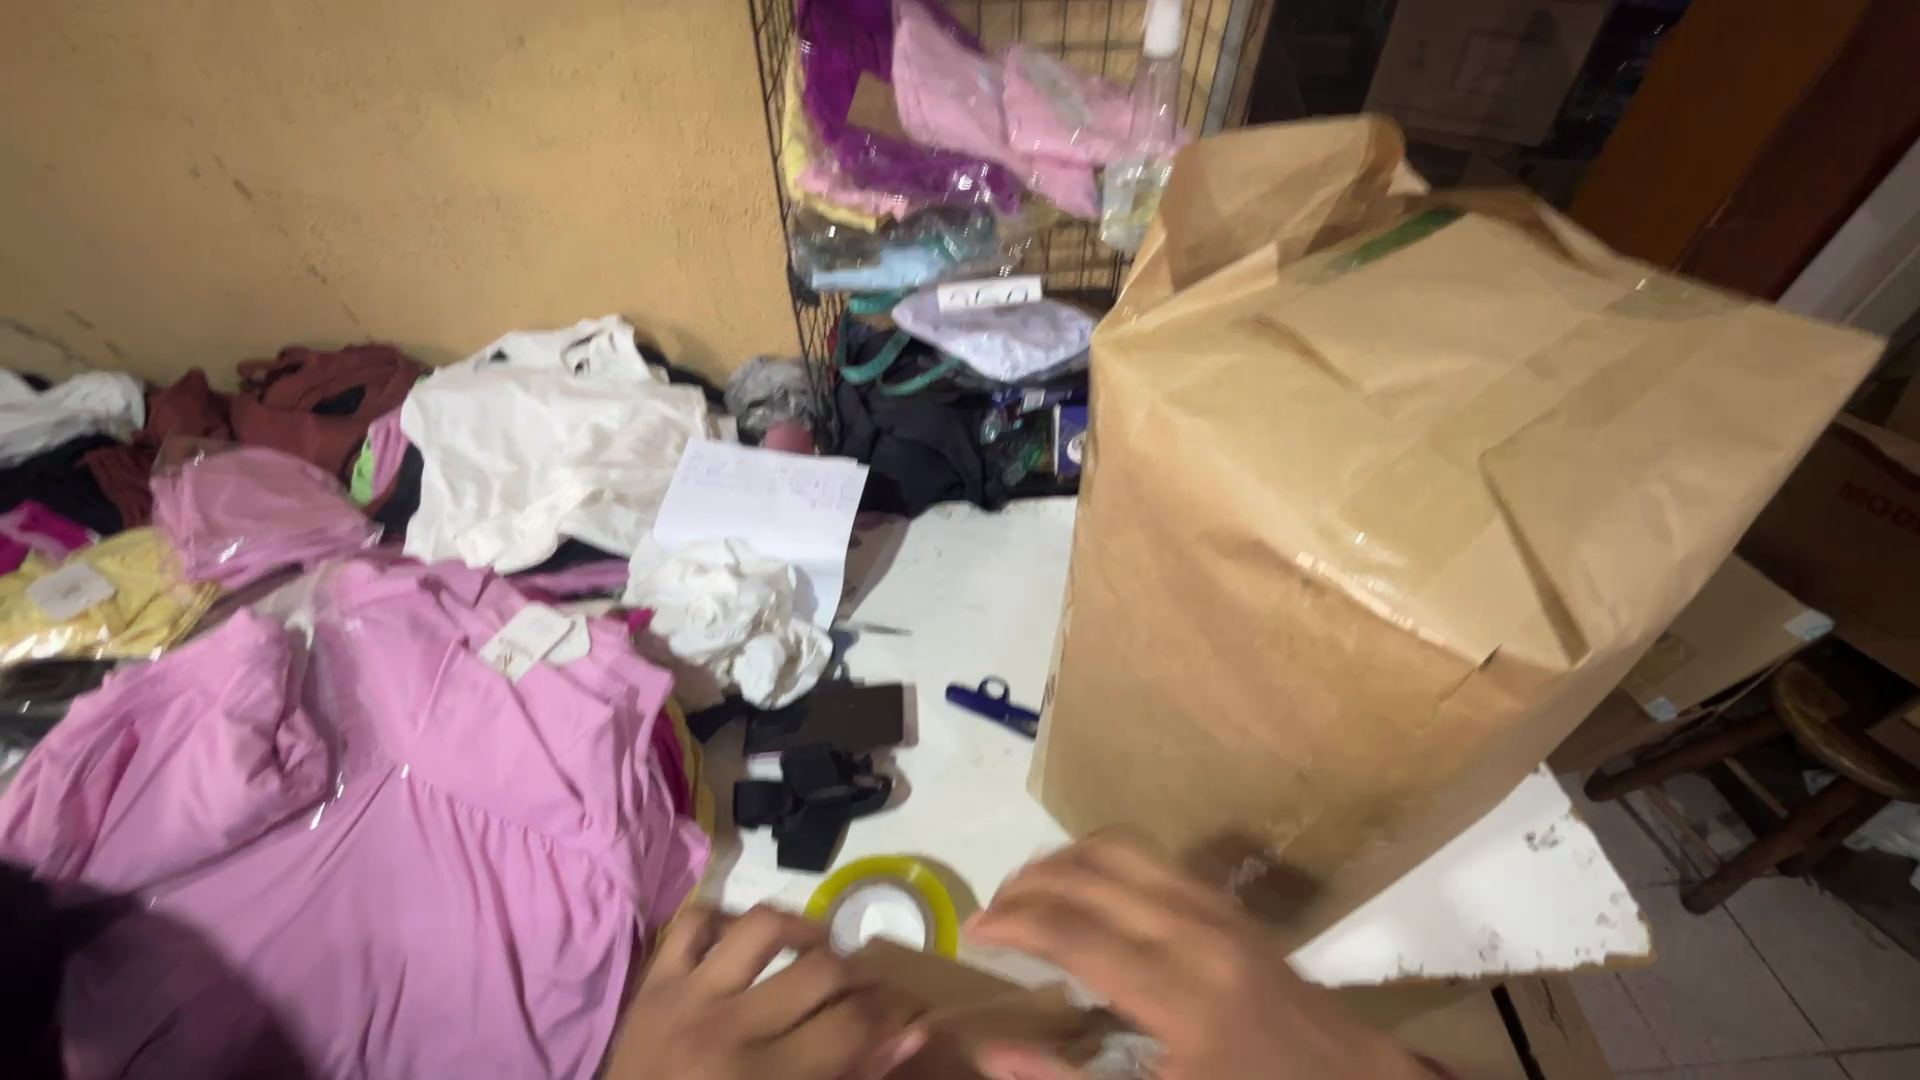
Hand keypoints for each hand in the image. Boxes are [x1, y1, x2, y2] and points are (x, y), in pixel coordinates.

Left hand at [604, 905, 926, 1079]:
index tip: (904, 1008)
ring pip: (763, 925)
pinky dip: (727, 920)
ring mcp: (683, 997)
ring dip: (803, 931)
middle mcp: (723, 1030)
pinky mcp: (653, 982)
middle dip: (859, 975)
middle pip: (820, 970)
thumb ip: (848, 1078)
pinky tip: (748, 943)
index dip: (891, 1012)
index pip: (850, 1025)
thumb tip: (910, 1034)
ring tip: (816, 950)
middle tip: (865, 988)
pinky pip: (695, 921)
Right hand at [964, 831, 1433, 1079]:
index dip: (1011, 924)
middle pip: (1085, 875)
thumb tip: (993, 1049)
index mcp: (1182, 996)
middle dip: (1024, 885)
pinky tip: (1076, 883)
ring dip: (1057, 860)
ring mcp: (1210, 902)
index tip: (971, 931)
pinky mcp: (1220, 894)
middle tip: (990, 912)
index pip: (1073, 934)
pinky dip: (1092, 856)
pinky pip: (1141, 852)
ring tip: (1023, 891)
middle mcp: (1193, 929)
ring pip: (1112, 847)